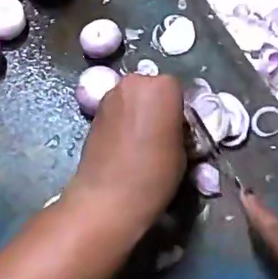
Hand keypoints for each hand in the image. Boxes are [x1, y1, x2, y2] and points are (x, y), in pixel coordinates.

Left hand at [68, 74, 186, 230]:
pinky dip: (123, 118)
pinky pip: (117, 107)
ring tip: (141, 139)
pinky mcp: (95, 109)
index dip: (179, 109)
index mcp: (162, 87)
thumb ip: (179, 128)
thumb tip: (172, 126)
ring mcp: (111, 93)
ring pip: (132, 96)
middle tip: (161, 132)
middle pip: (151, 87)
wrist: (108, 196)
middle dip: (156, 104)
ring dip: (138, 110)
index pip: (177, 88)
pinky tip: (125, 142)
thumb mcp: (182, 151)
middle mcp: (134, 82)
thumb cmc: (154, 173)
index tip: (179, 129)